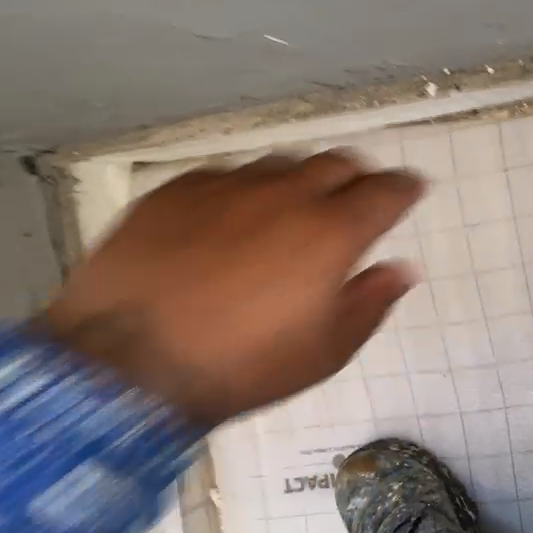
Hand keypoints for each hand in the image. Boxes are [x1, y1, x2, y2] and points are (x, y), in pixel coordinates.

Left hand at [42, 151, 423, 428]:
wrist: (121, 369)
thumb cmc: (242, 367)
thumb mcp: (327, 351)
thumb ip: (372, 302)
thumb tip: (400, 270)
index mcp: (332, 233)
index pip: (386, 191)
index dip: (405, 188)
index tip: (412, 190)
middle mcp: (285, 196)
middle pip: (338, 163)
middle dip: (359, 176)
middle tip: (358, 198)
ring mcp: (226, 189)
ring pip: (282, 164)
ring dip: (302, 180)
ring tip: (294, 208)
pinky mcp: (174, 193)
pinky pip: (226, 176)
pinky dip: (246, 190)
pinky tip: (235, 219)